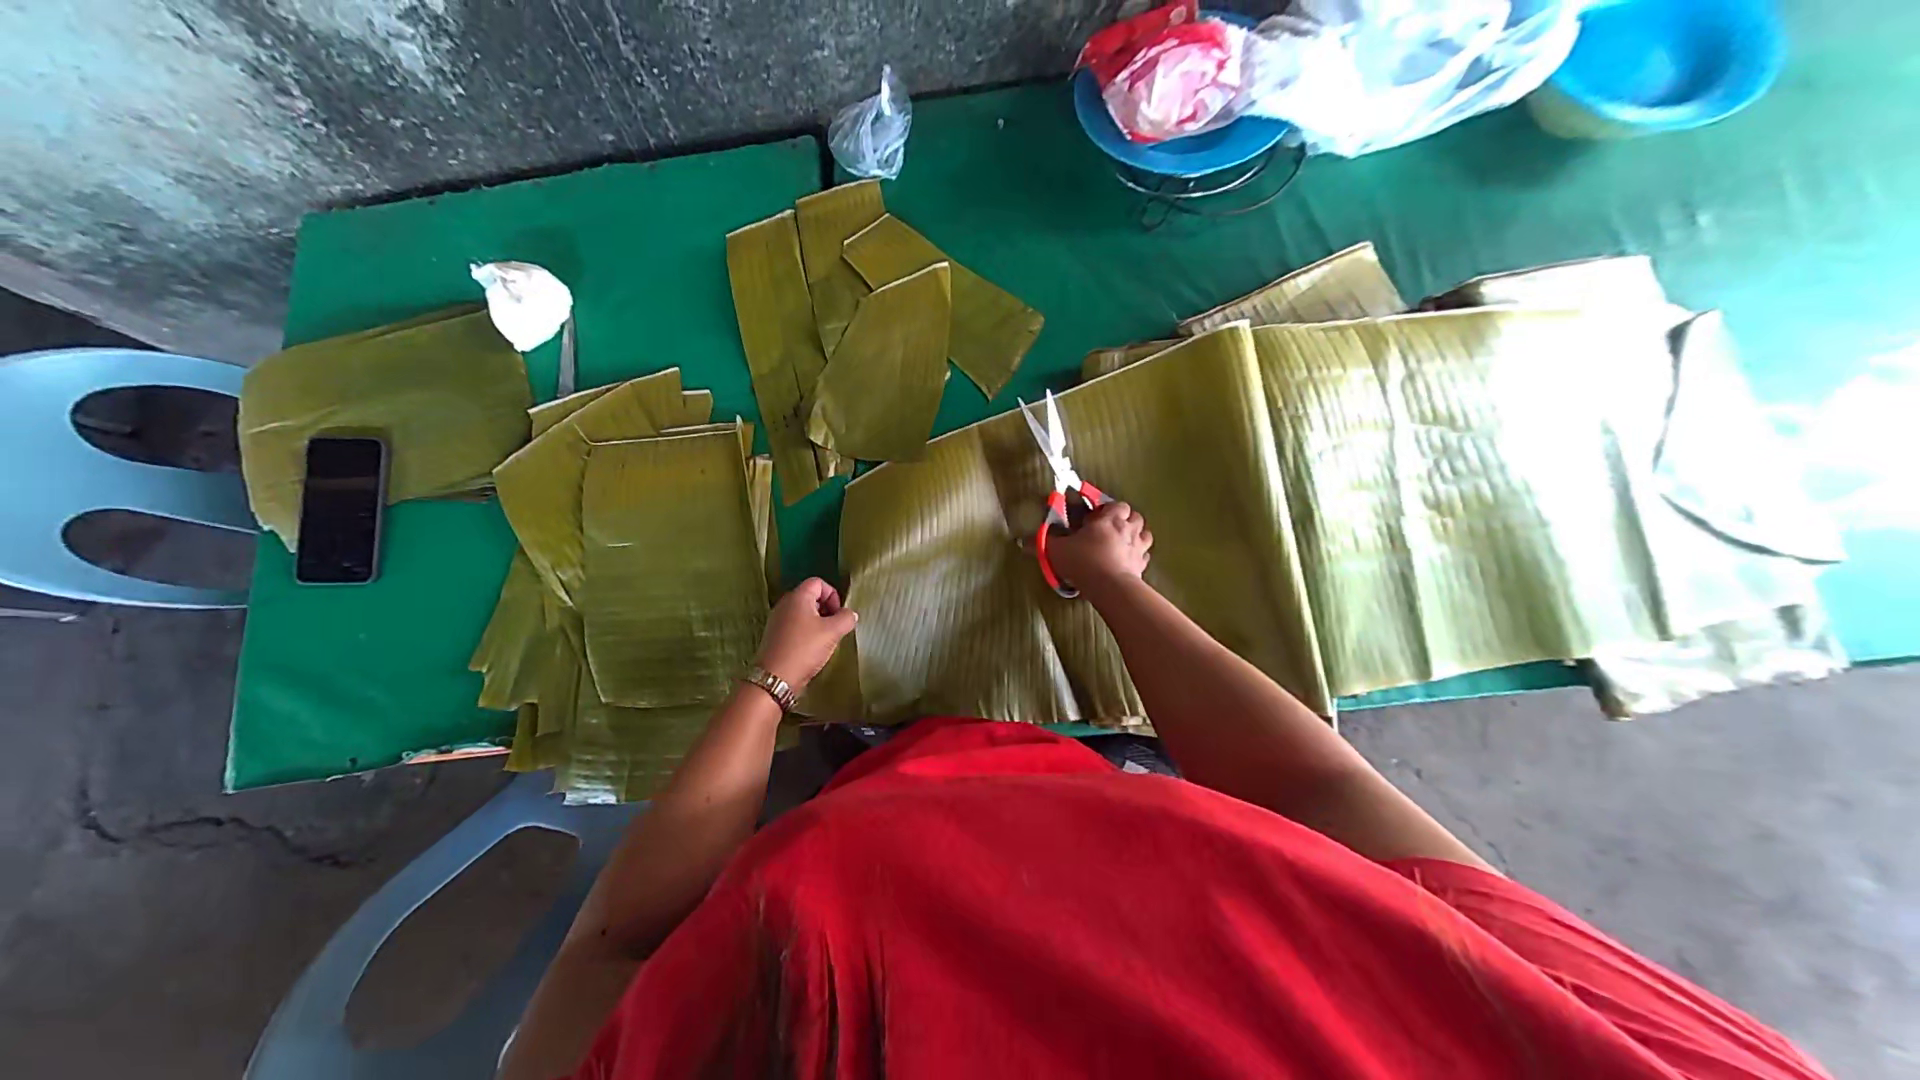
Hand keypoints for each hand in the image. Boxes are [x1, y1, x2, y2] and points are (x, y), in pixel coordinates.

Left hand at [755, 578, 857, 692]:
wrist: (775, 678)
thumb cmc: (804, 649)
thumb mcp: (832, 632)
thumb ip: (846, 618)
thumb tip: (850, 614)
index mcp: (798, 597)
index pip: (818, 582)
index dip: (833, 595)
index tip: (839, 614)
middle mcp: (784, 604)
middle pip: (810, 596)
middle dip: (827, 609)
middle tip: (835, 626)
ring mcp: (777, 620)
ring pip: (803, 612)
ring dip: (818, 622)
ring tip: (825, 639)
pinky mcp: (774, 635)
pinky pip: (794, 625)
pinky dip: (806, 632)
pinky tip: (812, 648)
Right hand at [1047, 501, 1152, 597]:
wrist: (1109, 587)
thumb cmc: (1083, 560)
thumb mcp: (1057, 551)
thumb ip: (1042, 544)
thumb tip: (1024, 541)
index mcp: (1109, 519)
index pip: (1116, 504)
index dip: (1109, 508)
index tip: (1097, 516)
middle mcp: (1127, 529)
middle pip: (1135, 516)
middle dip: (1126, 519)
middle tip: (1112, 527)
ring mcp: (1138, 548)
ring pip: (1145, 534)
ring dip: (1137, 535)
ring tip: (1124, 541)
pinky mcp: (1142, 566)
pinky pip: (1144, 556)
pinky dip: (1139, 556)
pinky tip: (1129, 561)